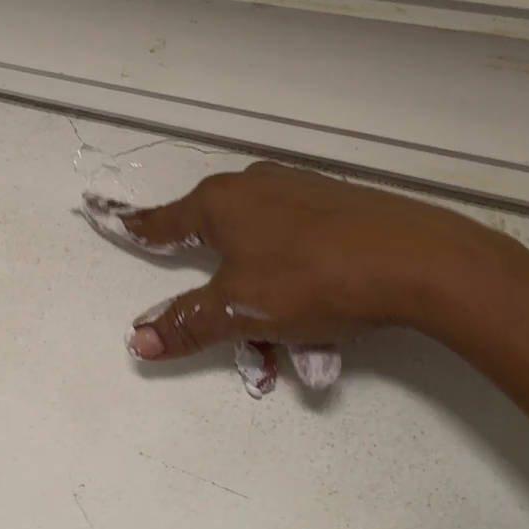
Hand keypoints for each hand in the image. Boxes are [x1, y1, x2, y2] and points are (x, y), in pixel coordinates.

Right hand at [89, 162, 509, 361]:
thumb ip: (187, 323)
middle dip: (224, 291)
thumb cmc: (312, 279)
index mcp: (217, 203)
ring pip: (261, 247)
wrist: (419, 259)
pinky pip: (299, 241)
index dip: (135, 228)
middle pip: (217, 243)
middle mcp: (250, 186)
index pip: (161, 221)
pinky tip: (327, 309)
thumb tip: (138, 340)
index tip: (109, 218)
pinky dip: (299, 276)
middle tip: (244, 333)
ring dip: (266, 293)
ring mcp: (296, 189)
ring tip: (298, 342)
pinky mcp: (337, 201)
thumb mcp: (241, 310)